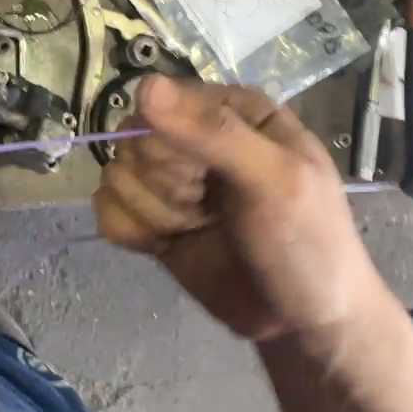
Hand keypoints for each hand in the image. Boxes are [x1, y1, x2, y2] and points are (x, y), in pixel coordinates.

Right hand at [94, 77, 386, 342]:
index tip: (201, 178)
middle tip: (205, 209)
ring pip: (115, 174)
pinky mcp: (150, 218)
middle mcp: (195, 138)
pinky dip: (130, 230)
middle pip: (132, 139)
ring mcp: (168, 181)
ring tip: (194, 229)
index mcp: (232, 112)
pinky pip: (105, 208)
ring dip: (151, 212)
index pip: (161, 102)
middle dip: (163, 184)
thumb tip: (144, 86)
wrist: (302, 325)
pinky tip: (163, 244)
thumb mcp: (274, 181)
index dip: (169, 143)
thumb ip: (212, 134)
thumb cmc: (307, 244)